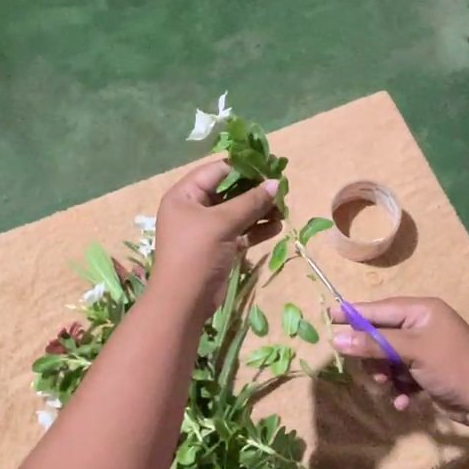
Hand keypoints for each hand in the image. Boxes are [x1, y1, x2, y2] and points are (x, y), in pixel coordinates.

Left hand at [148, 161, 277, 309]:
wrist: (184, 302)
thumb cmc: (196, 254)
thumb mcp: (222, 223)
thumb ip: (250, 202)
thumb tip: (276, 184)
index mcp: (184, 195)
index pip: (216, 171)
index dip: (243, 167)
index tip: (271, 167)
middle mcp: (194, 208)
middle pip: (229, 191)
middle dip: (255, 191)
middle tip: (282, 189)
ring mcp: (207, 229)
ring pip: (238, 212)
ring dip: (260, 211)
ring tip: (284, 210)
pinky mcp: (219, 247)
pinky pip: (241, 231)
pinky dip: (257, 229)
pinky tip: (277, 227)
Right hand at [329, 297, 468, 419]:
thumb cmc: (451, 366)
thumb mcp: (411, 351)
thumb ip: (373, 343)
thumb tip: (337, 339)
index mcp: (423, 311)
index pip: (381, 309)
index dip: (355, 314)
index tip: (330, 318)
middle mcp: (423, 325)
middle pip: (382, 335)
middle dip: (374, 356)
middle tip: (369, 370)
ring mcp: (427, 349)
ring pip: (389, 358)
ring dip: (385, 375)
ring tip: (389, 387)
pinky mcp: (428, 371)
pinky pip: (401, 375)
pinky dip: (400, 388)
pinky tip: (403, 401)